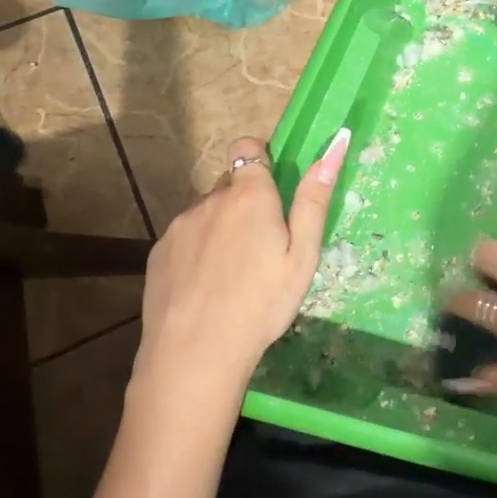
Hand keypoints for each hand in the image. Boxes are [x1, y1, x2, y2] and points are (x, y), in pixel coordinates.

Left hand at [134, 129, 350, 399]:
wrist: (195, 352)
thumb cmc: (262, 303)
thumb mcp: (302, 255)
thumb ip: (314, 199)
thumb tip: (336, 144)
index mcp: (249, 196)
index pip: (247, 148)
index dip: (261, 160)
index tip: (274, 191)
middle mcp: (210, 200)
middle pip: (230, 184)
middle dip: (247, 201)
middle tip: (265, 244)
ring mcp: (180, 225)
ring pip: (208, 211)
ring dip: (223, 226)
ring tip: (236, 271)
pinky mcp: (160, 251)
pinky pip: (187, 236)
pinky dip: (200, 249)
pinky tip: (209, 284)